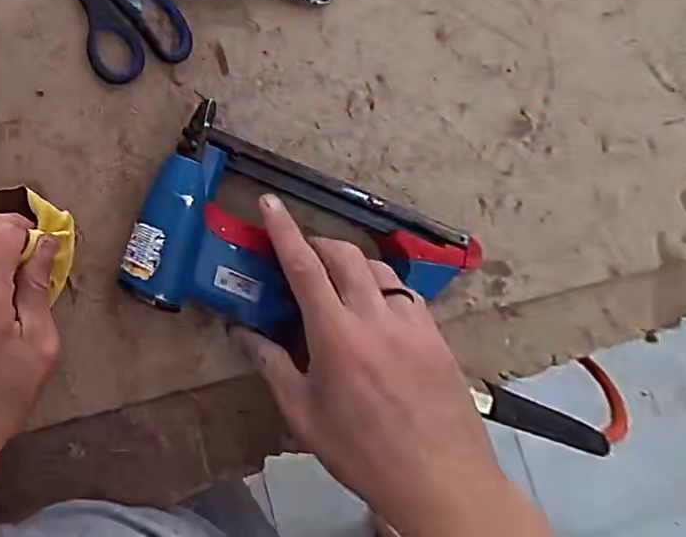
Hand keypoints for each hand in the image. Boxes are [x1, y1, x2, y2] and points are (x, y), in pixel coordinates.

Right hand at [234, 195, 551, 536]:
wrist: (443, 483)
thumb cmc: (363, 453)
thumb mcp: (305, 416)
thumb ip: (272, 366)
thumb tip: (242, 332)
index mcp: (336, 335)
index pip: (304, 266)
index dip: (284, 229)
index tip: (270, 201)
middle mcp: (373, 316)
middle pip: (343, 253)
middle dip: (318, 243)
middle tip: (303, 257)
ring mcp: (409, 322)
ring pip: (376, 267)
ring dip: (352, 263)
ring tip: (340, 283)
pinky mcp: (435, 333)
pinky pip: (404, 292)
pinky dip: (383, 287)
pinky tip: (378, 310)